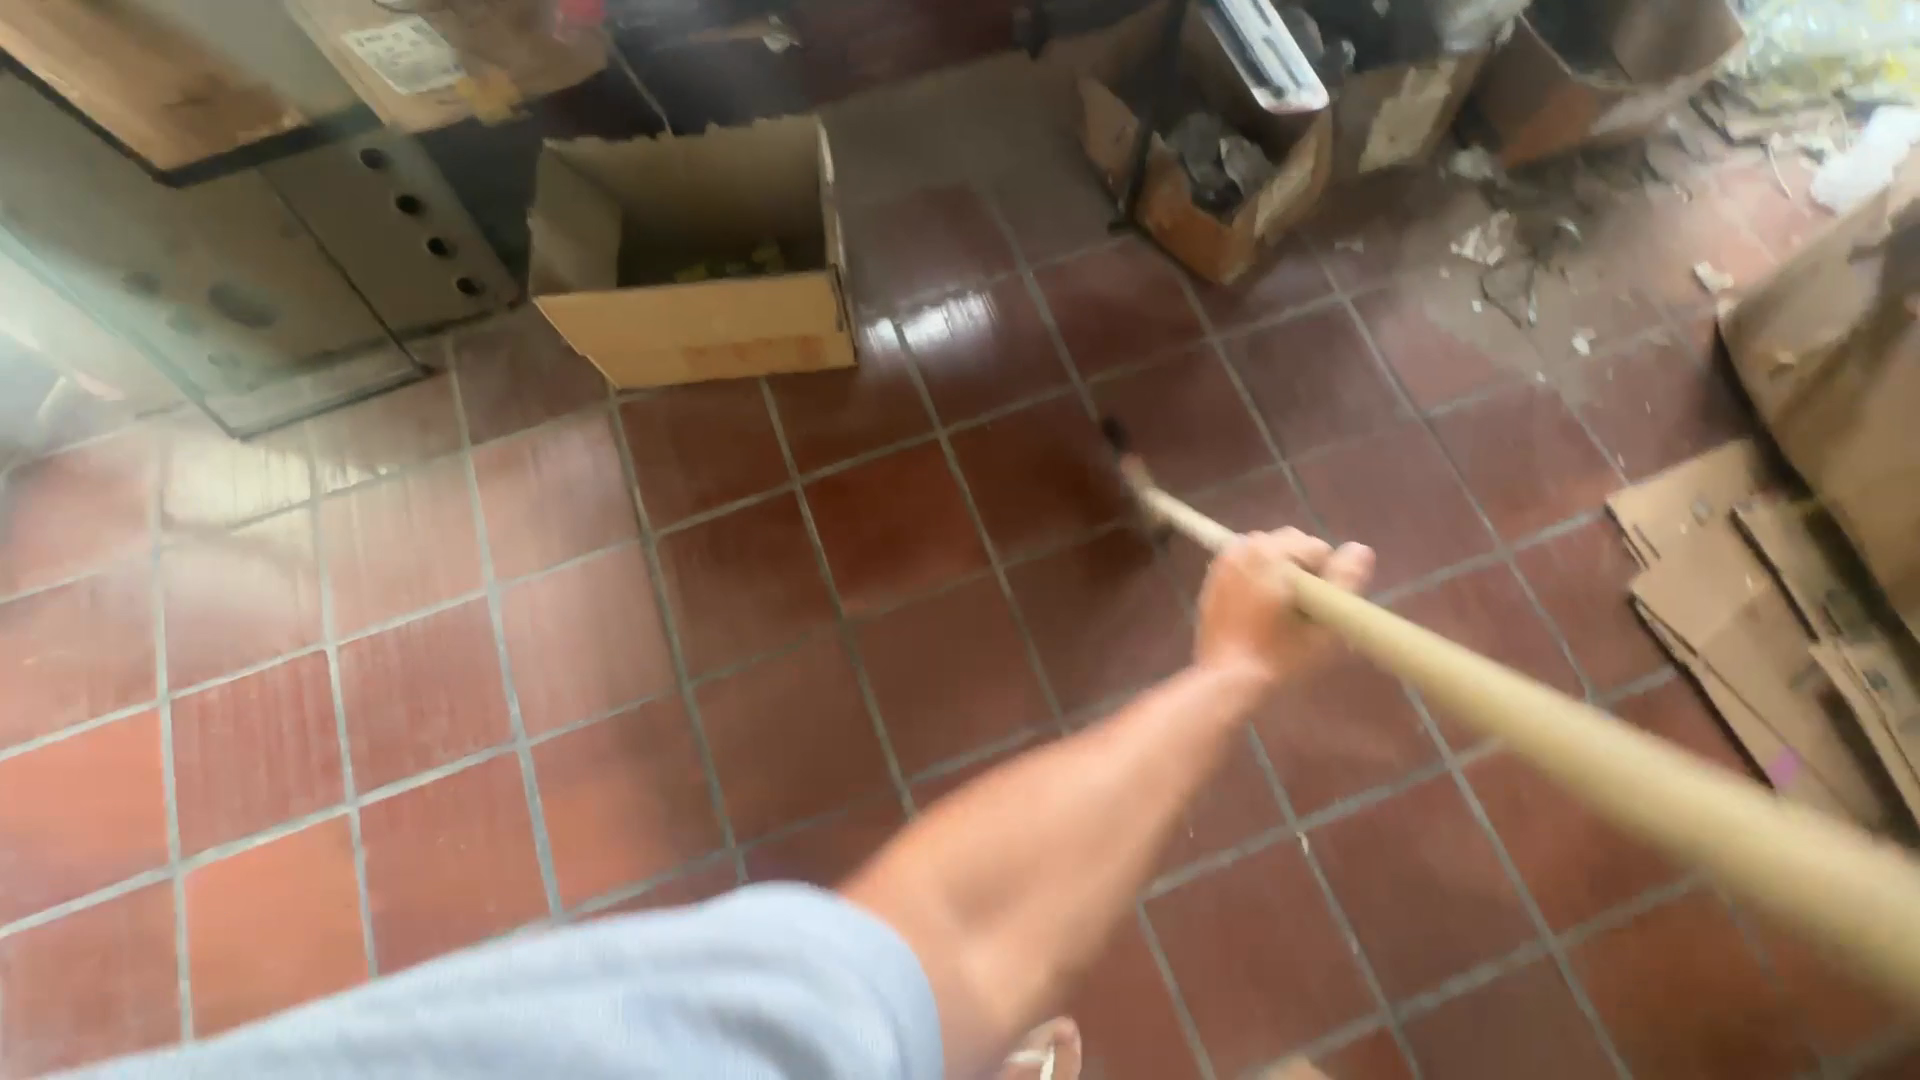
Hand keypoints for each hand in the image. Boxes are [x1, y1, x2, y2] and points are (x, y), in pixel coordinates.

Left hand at [1194, 528, 1373, 685]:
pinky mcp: (1213, 577)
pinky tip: (1261, 604)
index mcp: (1272, 555)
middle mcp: (1245, 549)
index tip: (1321, 606)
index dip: (1328, 576)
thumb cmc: (1280, 655)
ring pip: (1266, 549)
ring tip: (1282, 604)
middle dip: (1303, 566)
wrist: (1227, 676)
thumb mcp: (1325, 625)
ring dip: (1280, 567)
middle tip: (1304, 604)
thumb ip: (1345, 583)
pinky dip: (1257, 573)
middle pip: (1290, 542)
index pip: (1318, 548)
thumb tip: (1360, 549)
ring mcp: (1225, 561)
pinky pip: (1245, 562)